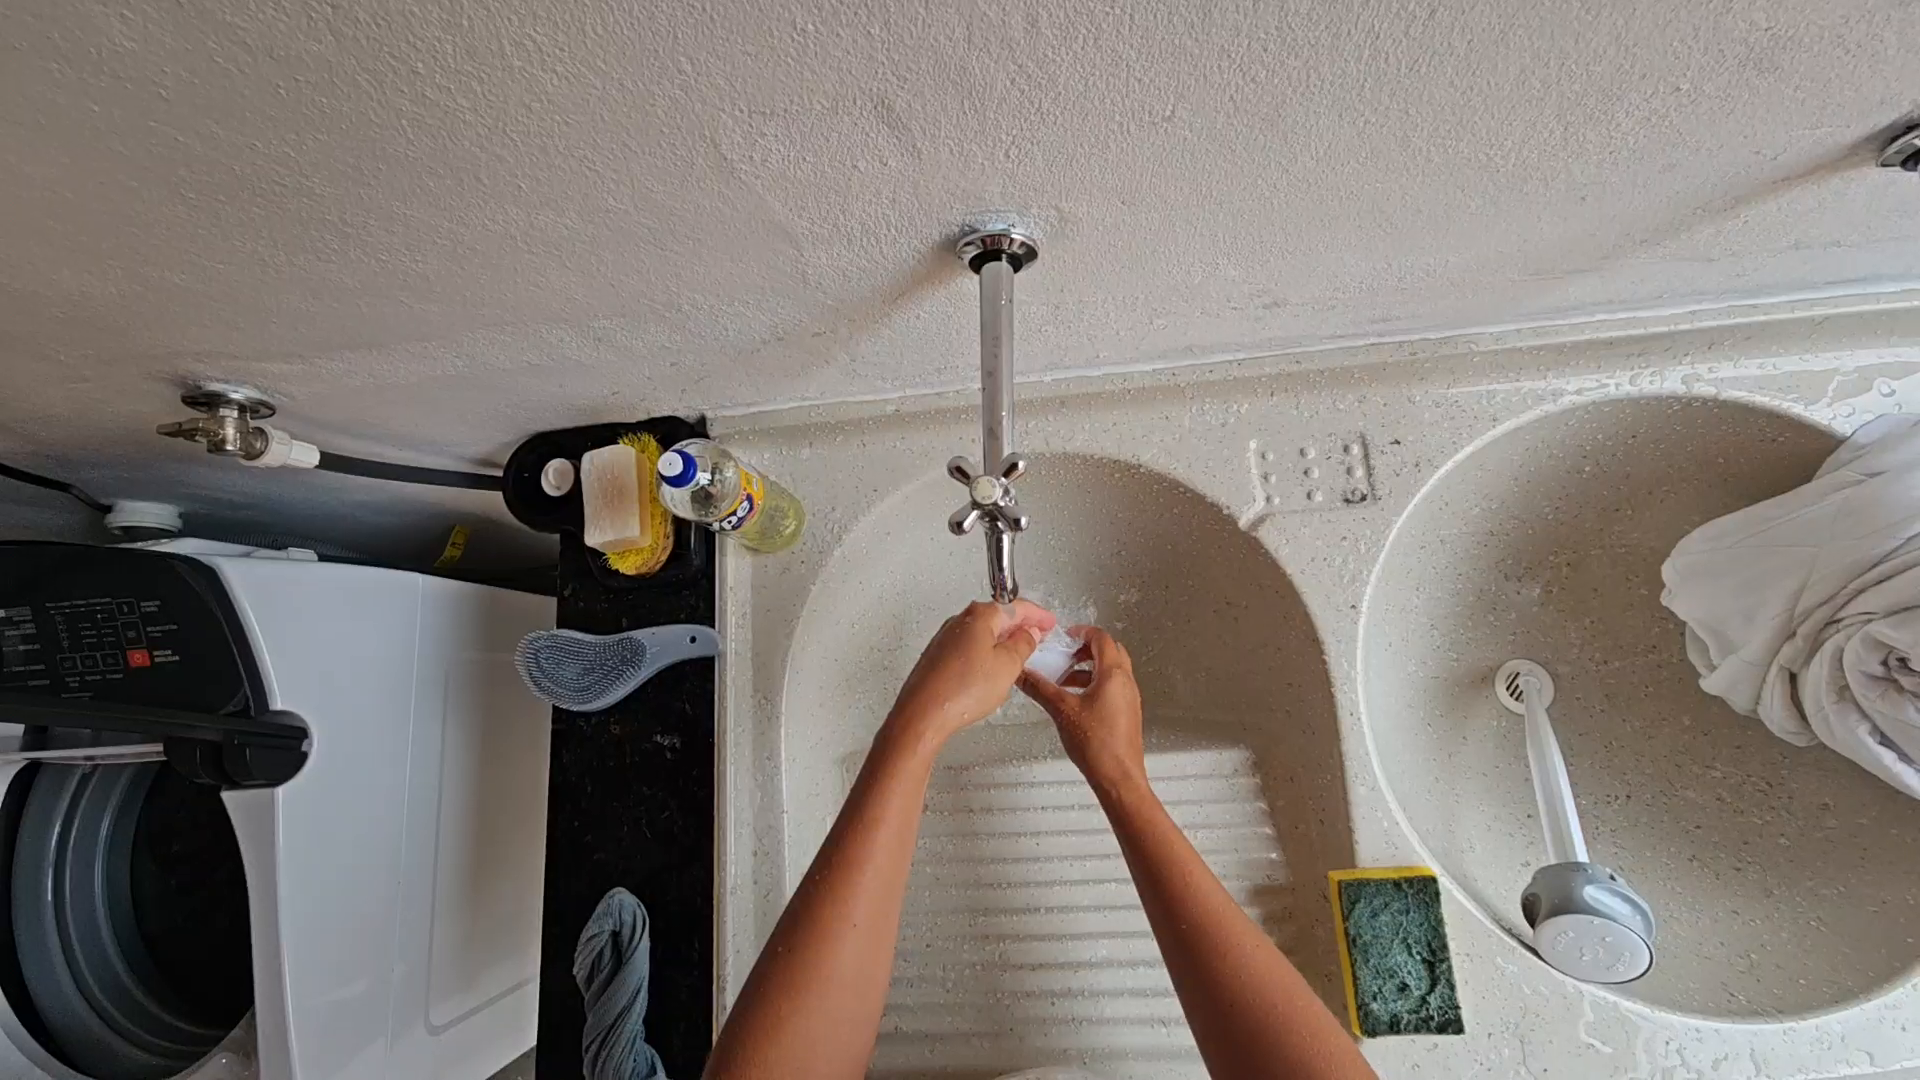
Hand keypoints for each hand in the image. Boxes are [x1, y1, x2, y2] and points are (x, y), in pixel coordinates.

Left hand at [885, 600, 1056, 747]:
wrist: (923, 714)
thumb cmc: (959, 690)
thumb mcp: (1007, 666)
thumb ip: (1023, 645)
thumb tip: (1029, 634)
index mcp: (979, 617)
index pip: (1016, 606)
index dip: (1037, 614)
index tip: (1048, 621)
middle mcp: (960, 622)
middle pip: (997, 615)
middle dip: (1020, 624)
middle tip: (1038, 633)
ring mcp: (946, 638)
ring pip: (983, 631)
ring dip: (1003, 638)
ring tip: (1019, 652)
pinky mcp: (939, 656)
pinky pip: (970, 646)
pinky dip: (986, 650)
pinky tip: (991, 667)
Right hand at [1018, 627, 1146, 795]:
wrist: (1118, 778)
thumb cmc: (1097, 745)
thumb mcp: (1061, 709)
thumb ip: (1040, 688)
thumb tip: (1022, 674)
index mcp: (1113, 674)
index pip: (1102, 638)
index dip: (1082, 632)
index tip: (1066, 636)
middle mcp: (1126, 682)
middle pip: (1110, 651)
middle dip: (1086, 649)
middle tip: (1066, 654)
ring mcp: (1129, 698)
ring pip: (1111, 670)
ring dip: (1089, 668)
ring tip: (1065, 678)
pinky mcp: (1127, 713)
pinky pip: (1112, 687)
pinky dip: (1094, 684)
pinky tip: (1075, 699)